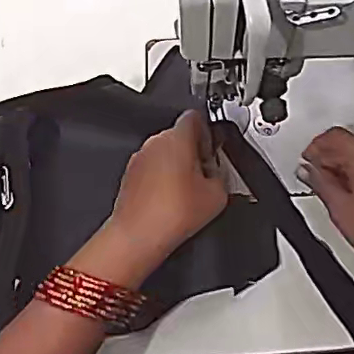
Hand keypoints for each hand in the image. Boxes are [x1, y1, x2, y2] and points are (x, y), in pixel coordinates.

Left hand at [79, 111, 229, 286]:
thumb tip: (218, 175)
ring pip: (166, 152)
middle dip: (195, 152)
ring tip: (189, 192)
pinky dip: (163, 179)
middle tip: (206, 174)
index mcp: (178, 138)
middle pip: (181, 136)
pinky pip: (152, 168)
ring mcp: (140, 158)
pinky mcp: (131, 175)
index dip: (209, 130)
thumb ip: (222, 175)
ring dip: (179, 166)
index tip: (213, 147)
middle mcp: (155, 142)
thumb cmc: (170, 214)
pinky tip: (172, 201)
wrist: (137, 236)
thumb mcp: (218, 195)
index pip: (195, 116)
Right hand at [300, 127, 353, 300]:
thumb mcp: (340, 209)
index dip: (315, 146)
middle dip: (328, 157)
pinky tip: (350, 199)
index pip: (335, 136)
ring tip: (328, 189)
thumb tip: (310, 172)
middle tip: (312, 174)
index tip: (306, 160)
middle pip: (350, 144)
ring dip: (343, 169)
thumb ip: (321, 183)